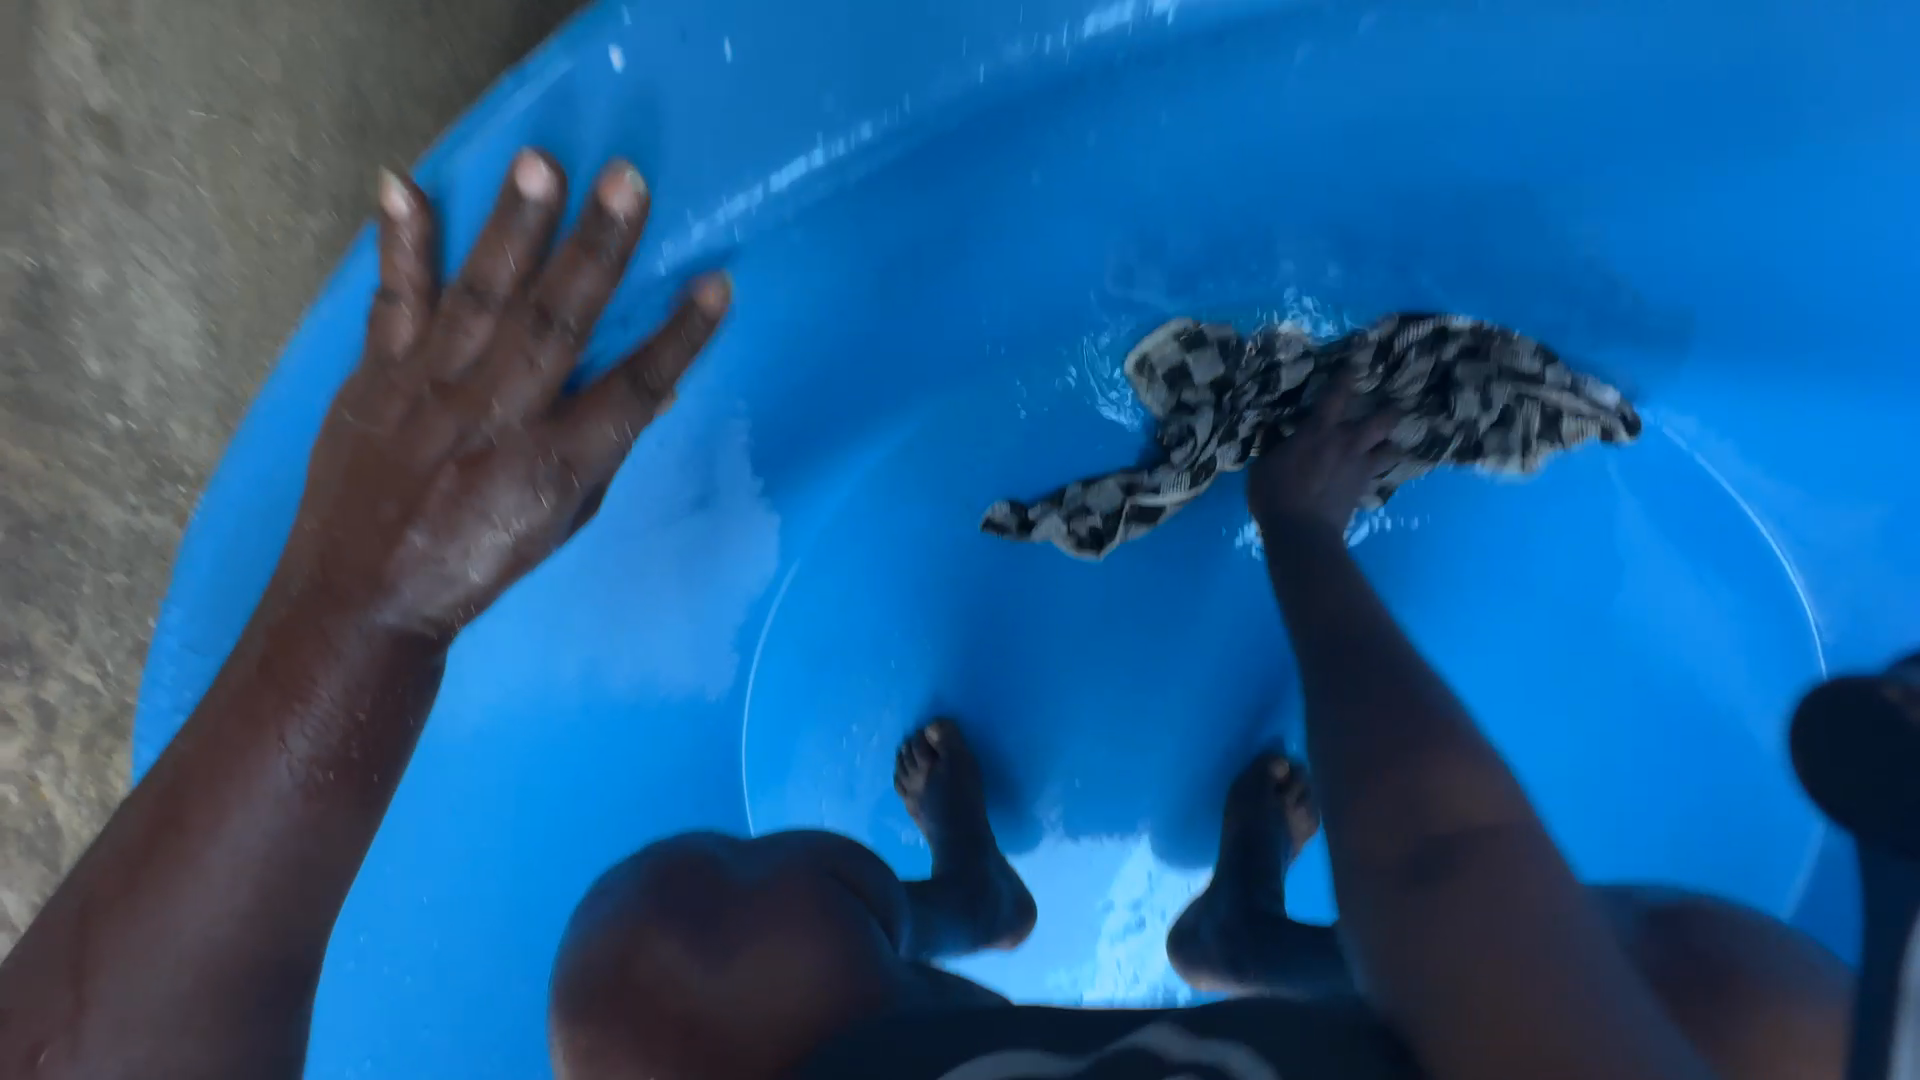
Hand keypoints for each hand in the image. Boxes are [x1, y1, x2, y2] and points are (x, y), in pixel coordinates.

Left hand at [265, 150, 730, 641]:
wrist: (364, 595)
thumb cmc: (486, 561)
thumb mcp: (567, 517)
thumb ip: (605, 448)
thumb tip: (654, 392)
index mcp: (557, 464)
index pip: (636, 390)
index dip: (681, 337)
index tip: (717, 286)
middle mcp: (498, 418)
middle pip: (558, 324)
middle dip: (597, 250)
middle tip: (624, 181)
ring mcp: (430, 392)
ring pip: (482, 298)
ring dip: (515, 229)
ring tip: (541, 165)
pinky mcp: (374, 380)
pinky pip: (394, 304)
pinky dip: (401, 245)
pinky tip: (405, 187)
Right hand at [1247, 370, 1399, 535]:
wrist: (1301, 532)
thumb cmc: (1275, 494)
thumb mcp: (1264, 466)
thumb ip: (1274, 446)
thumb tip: (1272, 429)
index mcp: (1319, 432)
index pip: (1336, 396)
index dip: (1347, 377)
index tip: (1357, 363)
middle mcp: (1347, 443)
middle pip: (1382, 420)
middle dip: (1390, 411)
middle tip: (1391, 407)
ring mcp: (1360, 467)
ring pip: (1391, 448)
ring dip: (1389, 444)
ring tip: (1386, 445)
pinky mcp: (1365, 489)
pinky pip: (1380, 475)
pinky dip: (1379, 471)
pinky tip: (1374, 474)